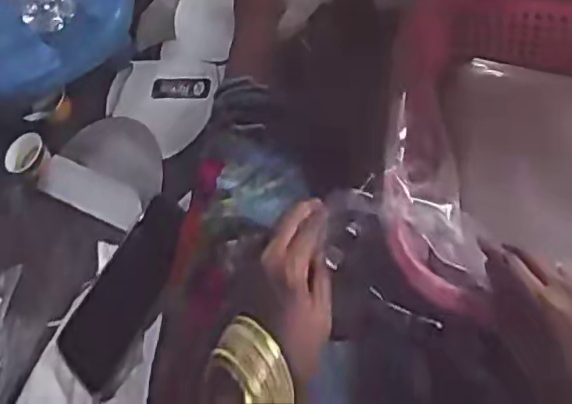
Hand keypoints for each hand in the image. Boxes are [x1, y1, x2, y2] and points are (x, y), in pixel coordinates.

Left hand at [258, 199, 333, 386]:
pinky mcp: (244, 271)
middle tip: (315, 204)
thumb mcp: (320, 315)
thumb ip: (321, 277)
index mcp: (289, 265)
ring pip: (273, 231)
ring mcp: (252, 262)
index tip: (327, 207)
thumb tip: (319, 252)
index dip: (318, 216)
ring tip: (303, 218)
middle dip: (301, 210)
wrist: (258, 367)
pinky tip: (287, 238)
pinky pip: (264, 244)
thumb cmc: (297, 346)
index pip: (307, 230)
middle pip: (285, 222)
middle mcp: (268, 256)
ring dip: (288, 222)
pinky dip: (278, 236)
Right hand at [484, 243, 571, 403]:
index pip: (510, 262)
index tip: (481, 243)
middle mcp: (566, 288)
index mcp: (542, 301)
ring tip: (532, 278)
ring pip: (557, 267)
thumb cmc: (564, 390)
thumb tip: (493, 285)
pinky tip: (563, 298)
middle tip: (501, 256)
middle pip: (534, 256)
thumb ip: (506, 315)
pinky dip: (564, 283)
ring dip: (540, 267)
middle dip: (515, 253)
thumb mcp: (525, 355)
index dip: (493, 251)